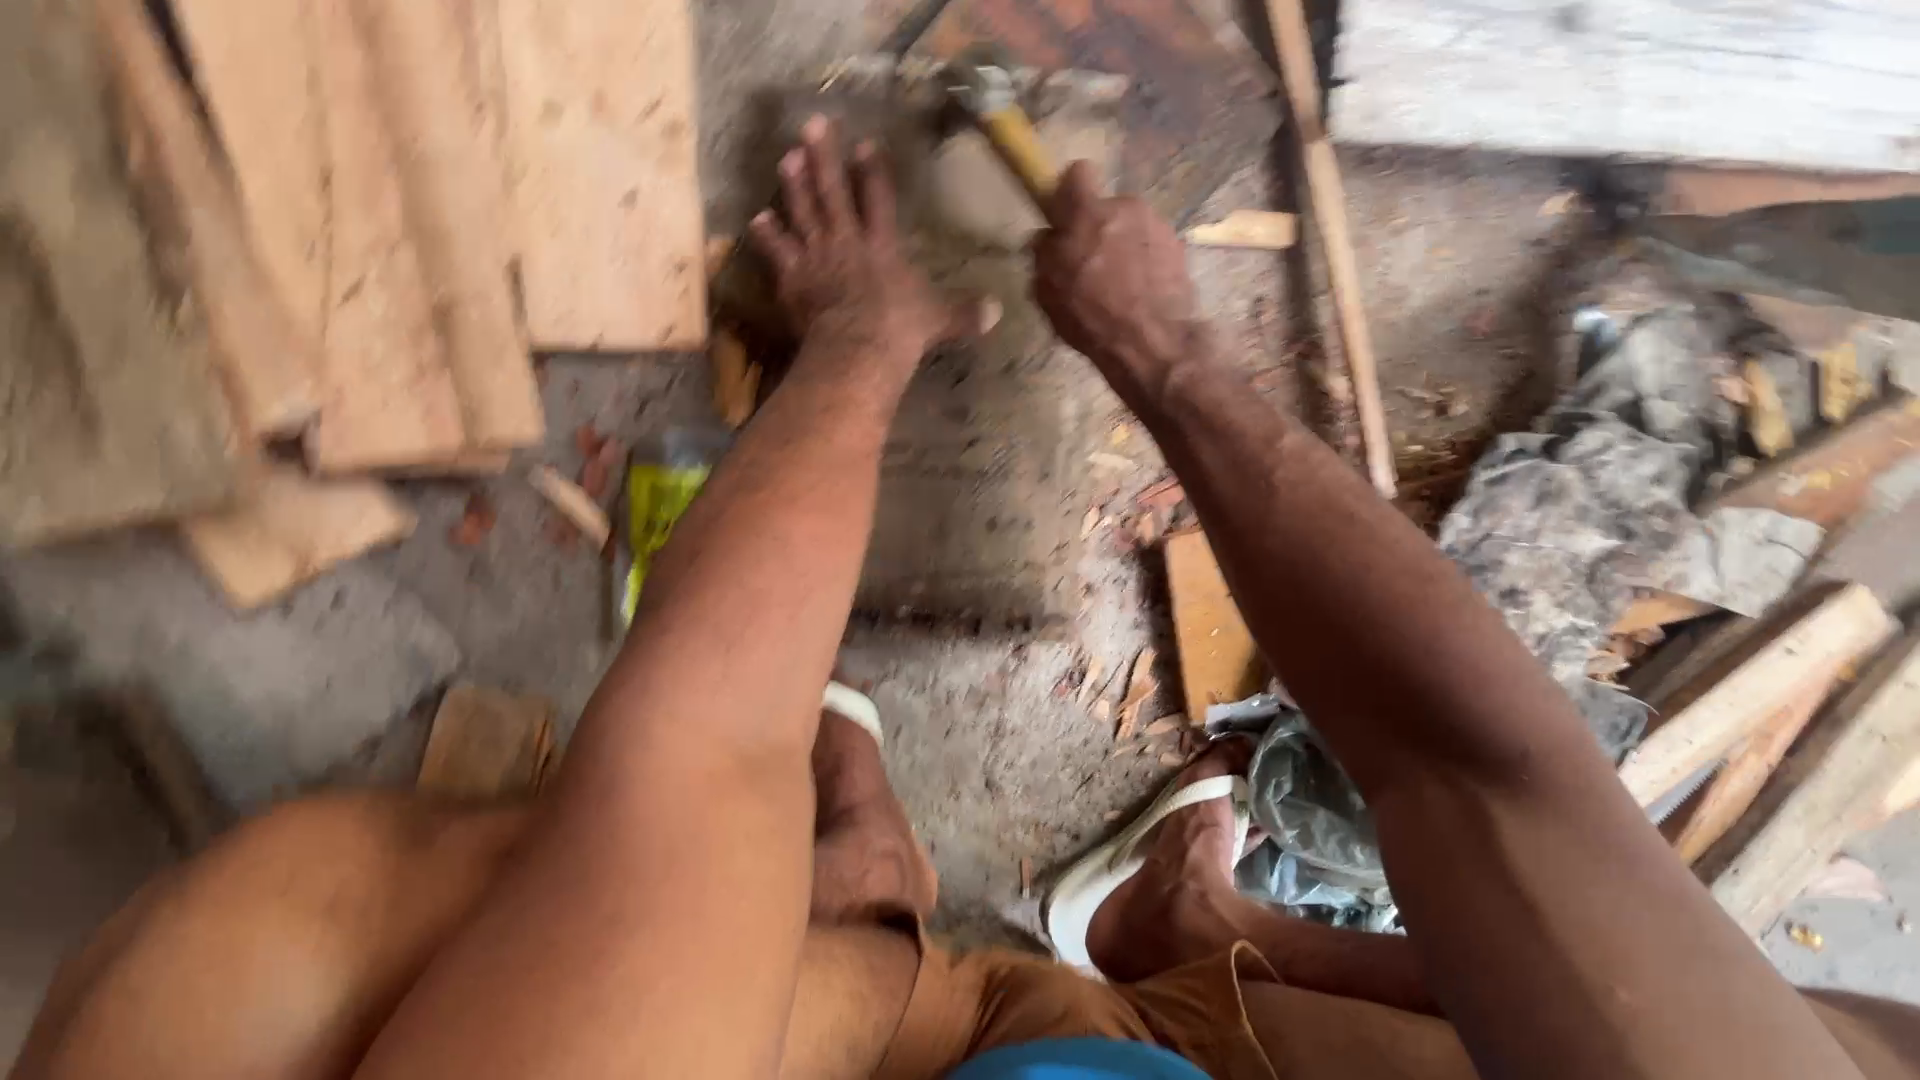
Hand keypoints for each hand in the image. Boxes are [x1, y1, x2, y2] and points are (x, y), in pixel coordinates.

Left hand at [749, 116, 986, 366]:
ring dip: (794, 184)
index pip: (878, 199)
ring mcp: (816, 257)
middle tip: (814, 124)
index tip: (866, 145)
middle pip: (833, 192)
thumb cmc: (901, 332)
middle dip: (824, 156)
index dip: (873, 171)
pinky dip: (767, 236)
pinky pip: (777, 251)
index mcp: (883, 248)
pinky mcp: (793, 279)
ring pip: (802, 212)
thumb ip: (965, 314)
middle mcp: (847, 242)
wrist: (857, 349)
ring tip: (787, 157)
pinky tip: (757, 219)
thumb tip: (997, 312)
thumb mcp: (940, 321)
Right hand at [1032, 162, 1208, 408]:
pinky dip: (1144, 264)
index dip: (1068, 193)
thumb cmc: (1090, 315)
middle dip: (1097, 230)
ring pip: (1131, 228)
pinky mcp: (1179, 248)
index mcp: (1087, 212)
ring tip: (1117, 287)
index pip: (1076, 174)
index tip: (1064, 218)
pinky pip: (1151, 247)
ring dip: (1122, 247)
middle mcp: (1126, 207)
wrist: (1151, 341)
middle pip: (1106, 208)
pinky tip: (1139, 294)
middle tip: (1090, 267)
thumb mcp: (1046, 291)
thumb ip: (1043, 253)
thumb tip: (1046, 237)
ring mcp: (1157, 226)